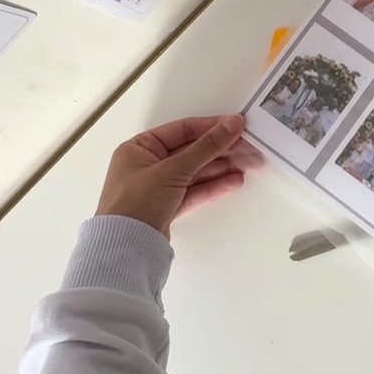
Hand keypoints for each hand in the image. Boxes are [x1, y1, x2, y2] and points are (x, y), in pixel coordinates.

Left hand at [98, 115, 263, 235]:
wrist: (124, 248)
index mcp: (140, 148)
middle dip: (221, 150)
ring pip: (196, 171)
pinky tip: (234, 181)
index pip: (182, 130)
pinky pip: (195, 190)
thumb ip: (206, 147)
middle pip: (192, 151)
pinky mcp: (168, 206)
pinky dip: (214, 186)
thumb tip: (232, 124)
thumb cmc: (135, 203)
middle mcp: (147, 164)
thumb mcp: (173, 169)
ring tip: (249, 164)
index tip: (236, 125)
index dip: (211, 127)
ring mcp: (158, 187)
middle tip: (248, 146)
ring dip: (222, 167)